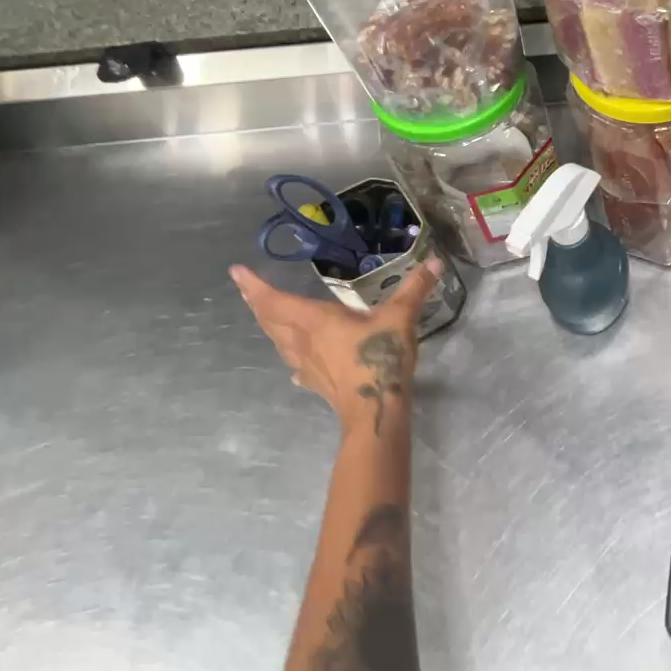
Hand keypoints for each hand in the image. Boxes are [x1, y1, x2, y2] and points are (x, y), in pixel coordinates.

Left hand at [229, 260, 440, 436]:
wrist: (374, 410)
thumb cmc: (379, 358)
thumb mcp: (400, 318)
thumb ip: (415, 288)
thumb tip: (434, 260)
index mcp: (316, 321)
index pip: (276, 301)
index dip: (255, 286)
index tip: (236, 271)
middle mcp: (303, 341)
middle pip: (270, 321)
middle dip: (256, 302)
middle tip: (245, 288)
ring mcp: (307, 365)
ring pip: (279, 342)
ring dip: (269, 326)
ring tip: (266, 316)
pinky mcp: (317, 383)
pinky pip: (296, 365)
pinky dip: (291, 357)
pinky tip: (295, 365)